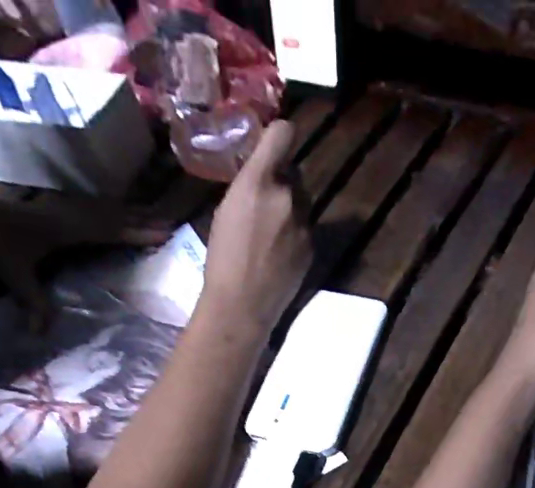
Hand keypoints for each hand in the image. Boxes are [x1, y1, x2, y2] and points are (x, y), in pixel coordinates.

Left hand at [0, 188, 175, 331]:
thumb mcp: (11, 274)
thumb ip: (32, 302)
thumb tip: (42, 335)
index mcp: (62, 229)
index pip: (107, 230)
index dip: (136, 232)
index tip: (163, 233)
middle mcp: (65, 216)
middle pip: (110, 216)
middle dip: (140, 219)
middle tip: (170, 223)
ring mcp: (58, 212)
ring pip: (101, 211)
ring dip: (127, 214)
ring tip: (152, 217)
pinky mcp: (51, 213)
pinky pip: (89, 212)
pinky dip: (109, 214)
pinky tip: (116, 216)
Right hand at [201, 119, 312, 331]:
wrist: (243, 305)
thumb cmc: (222, 258)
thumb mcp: (226, 210)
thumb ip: (248, 187)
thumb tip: (261, 177)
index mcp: (259, 182)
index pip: (283, 135)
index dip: (280, 135)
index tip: (274, 142)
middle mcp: (288, 197)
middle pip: (293, 173)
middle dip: (281, 181)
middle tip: (264, 199)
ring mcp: (304, 224)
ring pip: (301, 201)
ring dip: (289, 207)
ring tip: (269, 232)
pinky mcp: (312, 247)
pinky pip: (304, 228)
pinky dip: (294, 232)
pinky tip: (277, 252)